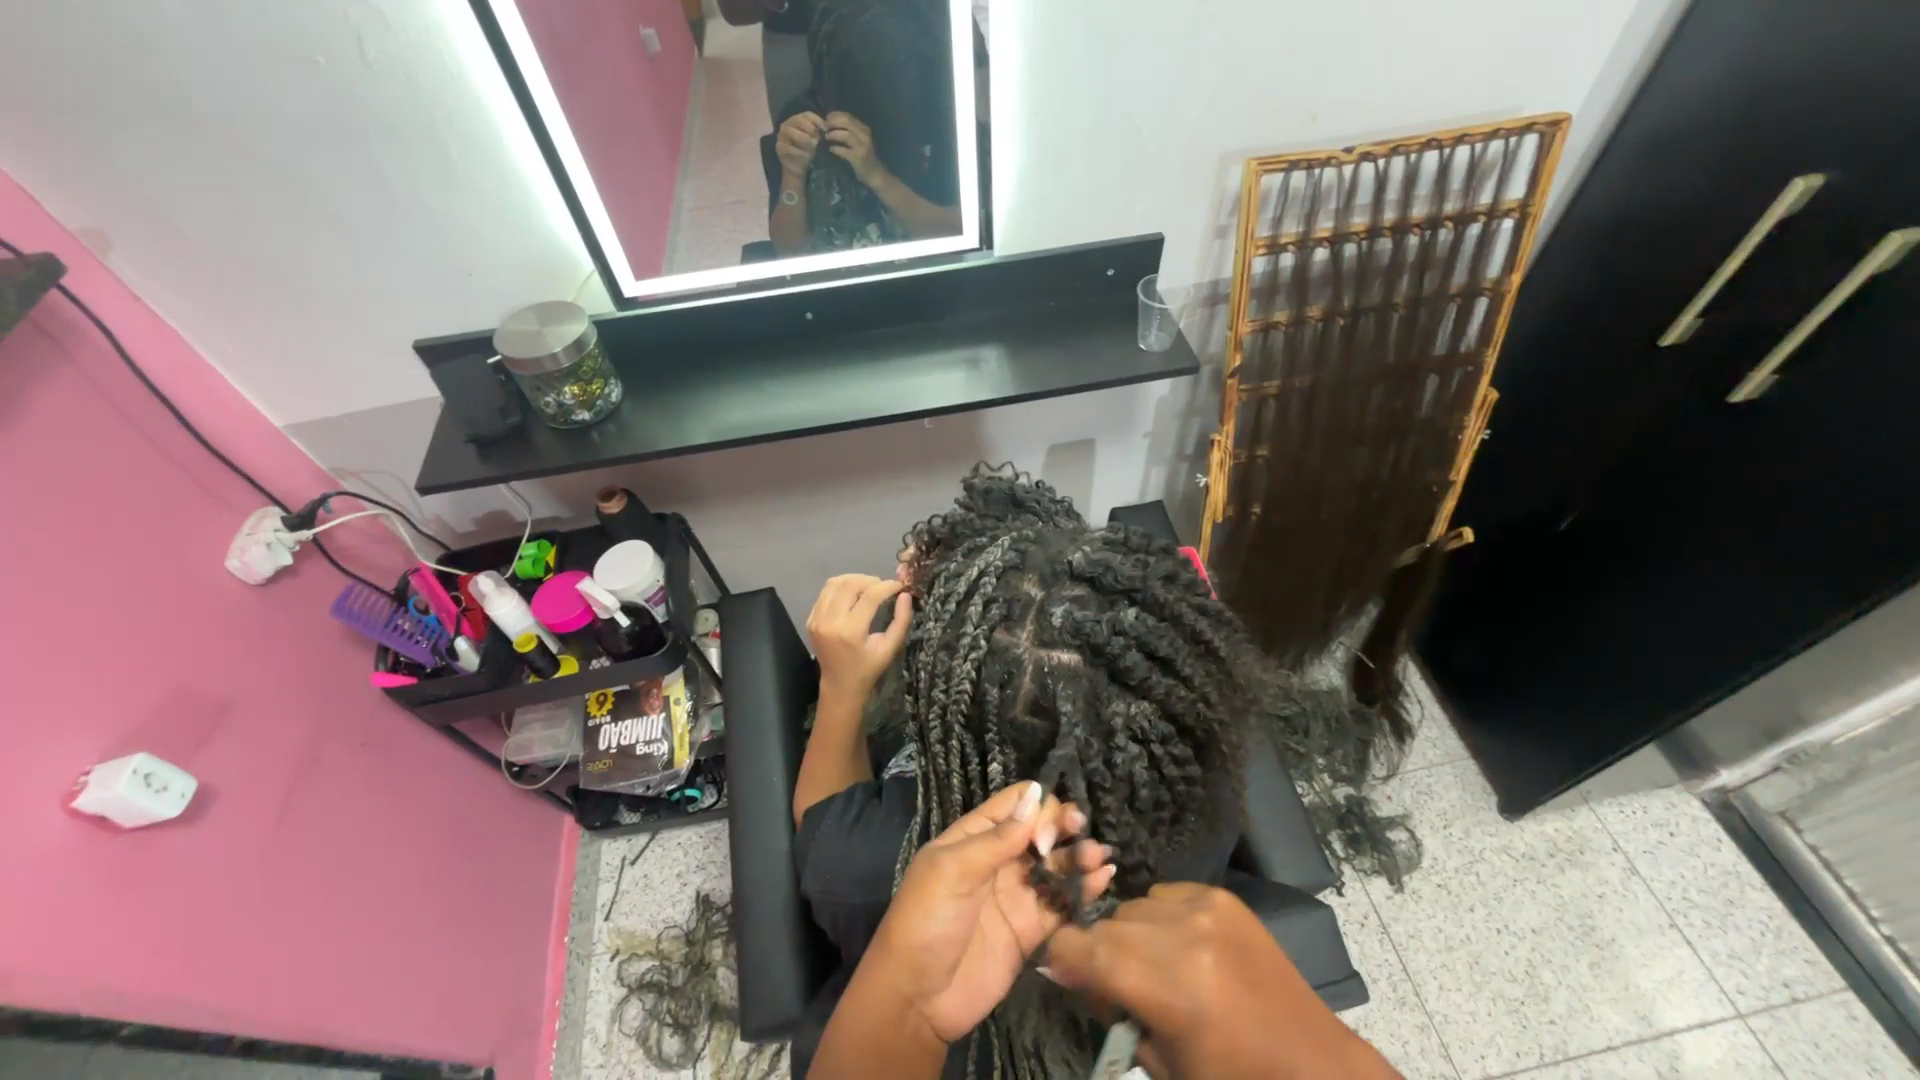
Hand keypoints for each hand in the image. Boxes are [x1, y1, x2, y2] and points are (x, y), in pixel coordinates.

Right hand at [775, 110, 824, 180]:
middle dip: (810, 129)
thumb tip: (826, 129)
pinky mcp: (780, 148)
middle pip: (798, 120)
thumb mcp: (815, 140)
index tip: (825, 130)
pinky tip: (806, 155)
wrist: (798, 167)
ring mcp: (781, 136)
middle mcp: (788, 125)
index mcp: (797, 120)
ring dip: (804, 138)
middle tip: (818, 139)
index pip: (807, 115)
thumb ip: (819, 133)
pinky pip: (788, 147)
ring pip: (790, 131)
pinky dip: (799, 152)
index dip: (817, 120)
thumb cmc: (808, 151)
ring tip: (813, 146)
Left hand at [807, 574, 910, 694]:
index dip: (887, 586)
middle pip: (850, 584)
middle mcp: (829, 622)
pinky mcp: (811, 619)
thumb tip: (905, 595)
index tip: (899, 586)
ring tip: (868, 587)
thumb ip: (901, 621)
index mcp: (850, 632)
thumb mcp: (890, 648)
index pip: (870, 597)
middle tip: (883, 587)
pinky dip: (841, 588)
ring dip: (854, 579)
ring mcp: (816, 620)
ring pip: (834, 583)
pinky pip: (825, 592)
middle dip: (870, 580)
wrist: (840, 685)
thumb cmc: (868, 669)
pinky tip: (853, 596)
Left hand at [824, 111, 887, 186]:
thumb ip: (848, 131)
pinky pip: (844, 150)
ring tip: (826, 137)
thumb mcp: (859, 140)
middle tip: (824, 127)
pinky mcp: (858, 158)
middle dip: (833, 122)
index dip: (834, 115)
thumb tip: (831, 124)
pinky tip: (831, 149)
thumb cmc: (864, 157)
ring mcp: (862, 146)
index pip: (847, 116)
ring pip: (846, 134)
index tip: (825, 119)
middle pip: (846, 121)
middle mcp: (864, 135)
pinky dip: (836, 148)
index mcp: (863, 128)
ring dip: (834, 134)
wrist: (874, 174)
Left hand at [863, 781, 1115, 1043]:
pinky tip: (1103, 878)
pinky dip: (1085, 889)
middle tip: (1080, 833)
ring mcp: (1017, 895)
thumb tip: (1034, 793)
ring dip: (1079, 855)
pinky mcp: (1032, 929)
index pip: (1013, 805)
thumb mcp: (953, 870)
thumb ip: (997, 837)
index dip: (1036, 806)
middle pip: (1040, 831)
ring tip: (1098, 856)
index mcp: (973, 838)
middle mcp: (998, 861)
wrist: (918, 997)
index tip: (1047, 828)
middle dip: (1063, 826)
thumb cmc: (926, 921)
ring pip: (1056, 865)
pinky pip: (1063, 903)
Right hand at [1042, 885, 1400, 1079]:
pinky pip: (1164, 895)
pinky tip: (1179, 946)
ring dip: (1130, 934)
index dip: (1063, 958)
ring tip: (1152, 965)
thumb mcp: (1160, 1062)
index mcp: (1172, 988)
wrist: (1312, 1064)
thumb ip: (1111, 1010)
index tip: (1061, 972)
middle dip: (1097, 953)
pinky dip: (1160, 918)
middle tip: (1110, 983)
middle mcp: (1186, 936)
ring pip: (1133, 907)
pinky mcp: (1223, 898)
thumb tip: (1071, 970)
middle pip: (1107, 926)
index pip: (1086, 950)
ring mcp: (1207, 910)